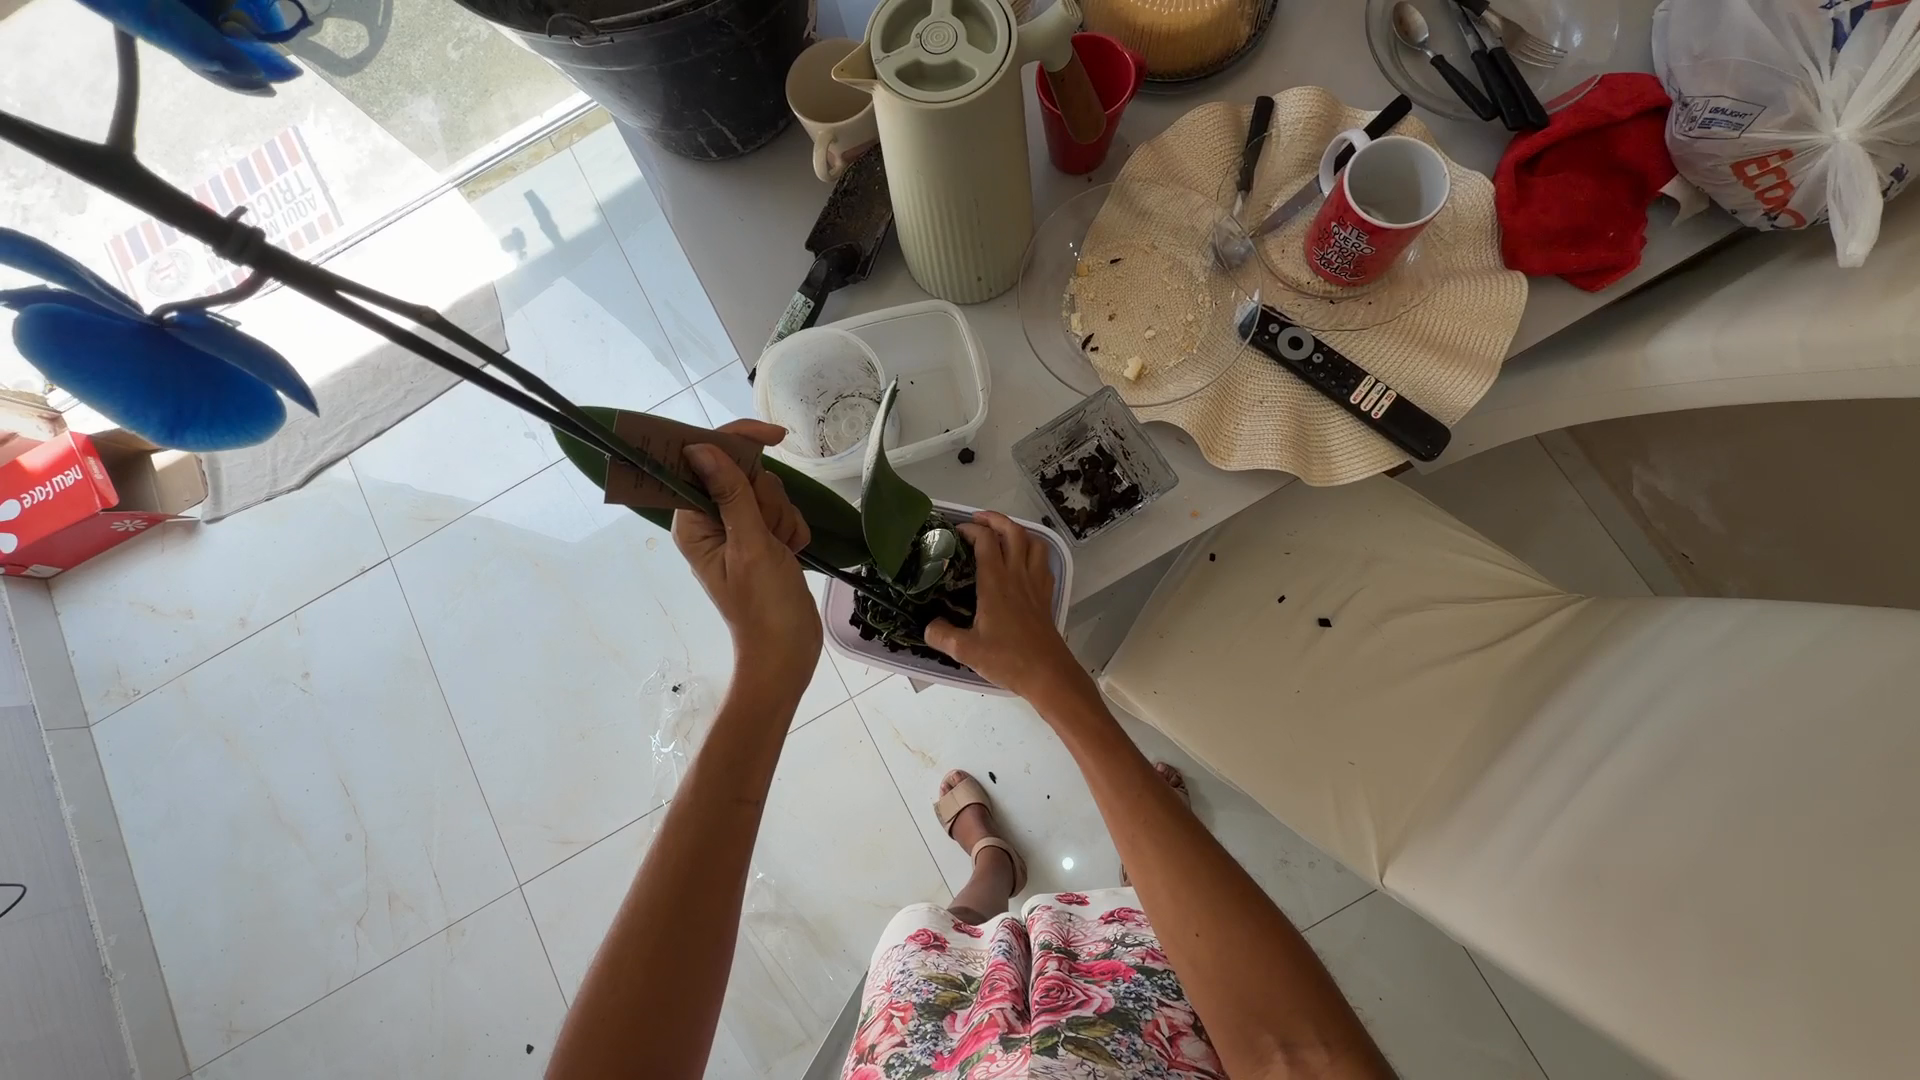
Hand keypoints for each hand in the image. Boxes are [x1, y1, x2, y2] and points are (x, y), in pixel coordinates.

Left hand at [674, 420, 821, 692]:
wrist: (788, 652)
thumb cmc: (764, 606)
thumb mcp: (749, 546)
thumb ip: (730, 493)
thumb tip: (701, 447)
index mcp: (693, 521)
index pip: (706, 458)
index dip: (738, 440)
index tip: (777, 435)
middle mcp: (711, 520)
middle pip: (745, 473)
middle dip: (768, 499)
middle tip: (770, 535)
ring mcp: (738, 530)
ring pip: (769, 492)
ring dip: (784, 518)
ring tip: (781, 551)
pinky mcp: (762, 539)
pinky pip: (784, 512)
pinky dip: (794, 531)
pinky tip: (792, 555)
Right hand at [925, 511, 1092, 705]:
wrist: (1048, 674)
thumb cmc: (1008, 660)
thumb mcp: (966, 651)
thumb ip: (942, 635)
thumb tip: (928, 626)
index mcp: (996, 583)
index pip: (986, 542)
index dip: (972, 529)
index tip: (957, 531)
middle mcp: (1017, 576)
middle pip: (1013, 532)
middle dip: (995, 519)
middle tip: (978, 519)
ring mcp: (1036, 584)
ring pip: (1034, 543)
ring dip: (1018, 531)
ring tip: (1001, 534)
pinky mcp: (1046, 596)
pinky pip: (1043, 562)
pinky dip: (1033, 552)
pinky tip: (1023, 562)